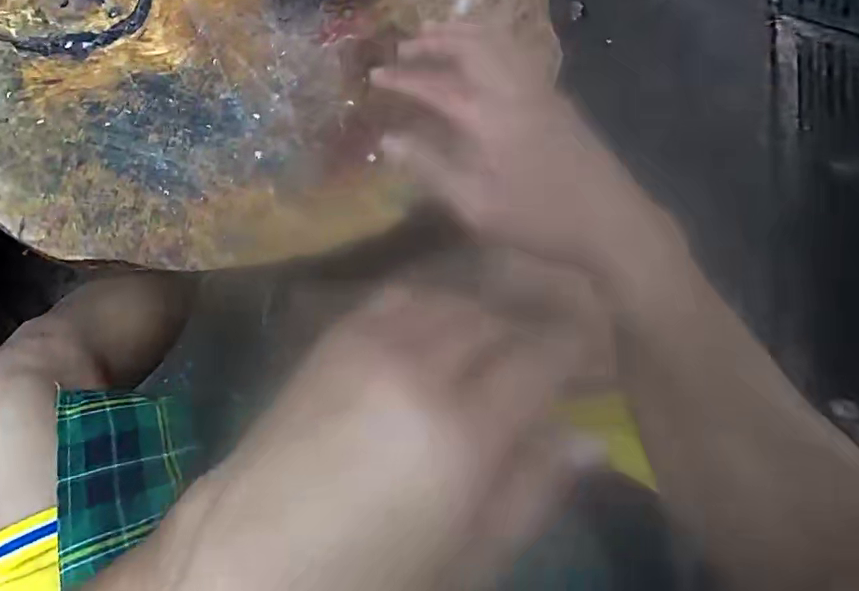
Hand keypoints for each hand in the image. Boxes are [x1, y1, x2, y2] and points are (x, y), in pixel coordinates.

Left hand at [145, 283, 596, 590]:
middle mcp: (414, 364)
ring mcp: (366, 340)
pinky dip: (431, 295)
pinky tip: (444, 312)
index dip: (574, 347)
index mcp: (459, 428)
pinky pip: (394, 294)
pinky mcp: (332, 333)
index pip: (537, 360)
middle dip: (532, 324)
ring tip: (506, 329)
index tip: (598, 349)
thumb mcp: (471, 554)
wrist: (260, 540)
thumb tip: (589, 437)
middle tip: (558, 342)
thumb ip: (531, 488)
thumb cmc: (374, 571)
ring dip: (482, 305)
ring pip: (444, 297)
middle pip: (491, 318)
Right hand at [369, 9, 685, 299]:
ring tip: (436, 31)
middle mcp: (516, 93)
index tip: (375, 76)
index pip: (435, 87)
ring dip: (463, 32)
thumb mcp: (474, 205)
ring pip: (500, 42)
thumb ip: (428, 168)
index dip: (402, 79)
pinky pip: (518, 52)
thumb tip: (388, 141)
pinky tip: (480, 49)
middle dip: (433, 41)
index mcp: (491, 119)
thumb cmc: (539, 219)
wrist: (617, 226)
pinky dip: (490, 40)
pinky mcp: (558, 98)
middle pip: (471, 47)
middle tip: (404, 47)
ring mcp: (541, 91)